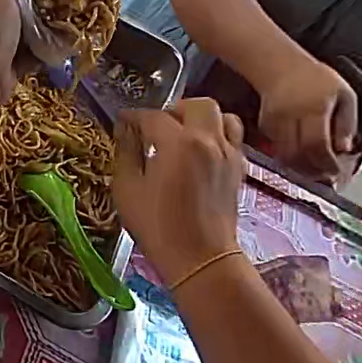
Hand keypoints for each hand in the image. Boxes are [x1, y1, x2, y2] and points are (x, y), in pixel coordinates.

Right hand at [113, 98, 246, 285]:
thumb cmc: (157, 226)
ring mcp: (229, 154)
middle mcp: (208, 140)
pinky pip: (232, 138)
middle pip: (197, 104)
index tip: (122, 121)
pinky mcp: (239, 169)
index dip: (134, 116)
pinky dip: (217, 136)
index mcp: (177, 143)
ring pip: (223, 116)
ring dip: (202, 119)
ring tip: (184, 134)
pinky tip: (200, 153)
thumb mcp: (127, 190)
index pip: (153, 116)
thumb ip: (125, 154)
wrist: (200, 258)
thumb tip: (125, 132)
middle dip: (174, 110)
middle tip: (157, 125)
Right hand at [254, 59, 355, 180]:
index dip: (326, 163)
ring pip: (284, 154)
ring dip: (298, 166)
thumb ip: (347, 123)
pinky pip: (275, 147)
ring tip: (311, 167)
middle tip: (322, 174)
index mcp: (315, 109)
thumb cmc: (316, 79)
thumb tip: (344, 149)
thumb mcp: (344, 95)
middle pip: (298, 154)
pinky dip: (287, 155)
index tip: (334, 171)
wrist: (281, 66)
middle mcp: (292, 116)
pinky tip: (298, 153)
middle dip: (311, 169)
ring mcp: (275, 121)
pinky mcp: (264, 125)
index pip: (318, 145)